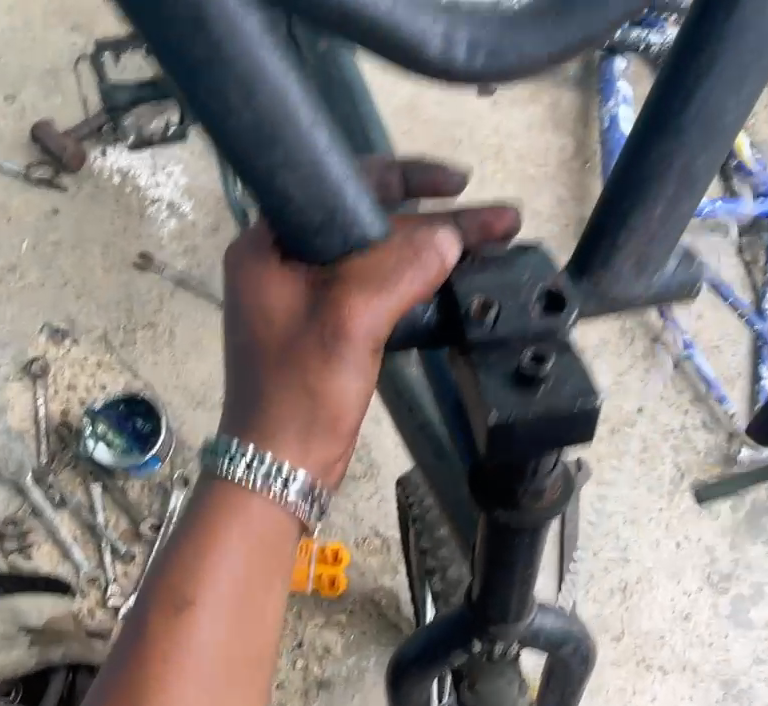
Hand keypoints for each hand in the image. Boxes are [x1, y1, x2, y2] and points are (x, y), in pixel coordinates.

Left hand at [218, 158, 519, 486]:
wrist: (281, 466)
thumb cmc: (301, 393)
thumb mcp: (349, 321)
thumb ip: (400, 269)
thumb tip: (451, 237)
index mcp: (269, 244)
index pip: (341, 185)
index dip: (404, 177)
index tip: (457, 183)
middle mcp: (285, 261)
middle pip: (368, 223)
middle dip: (433, 222)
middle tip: (498, 220)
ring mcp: (307, 298)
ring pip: (377, 259)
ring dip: (430, 253)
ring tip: (493, 245)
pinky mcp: (328, 329)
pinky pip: (376, 292)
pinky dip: (414, 285)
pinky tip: (453, 280)